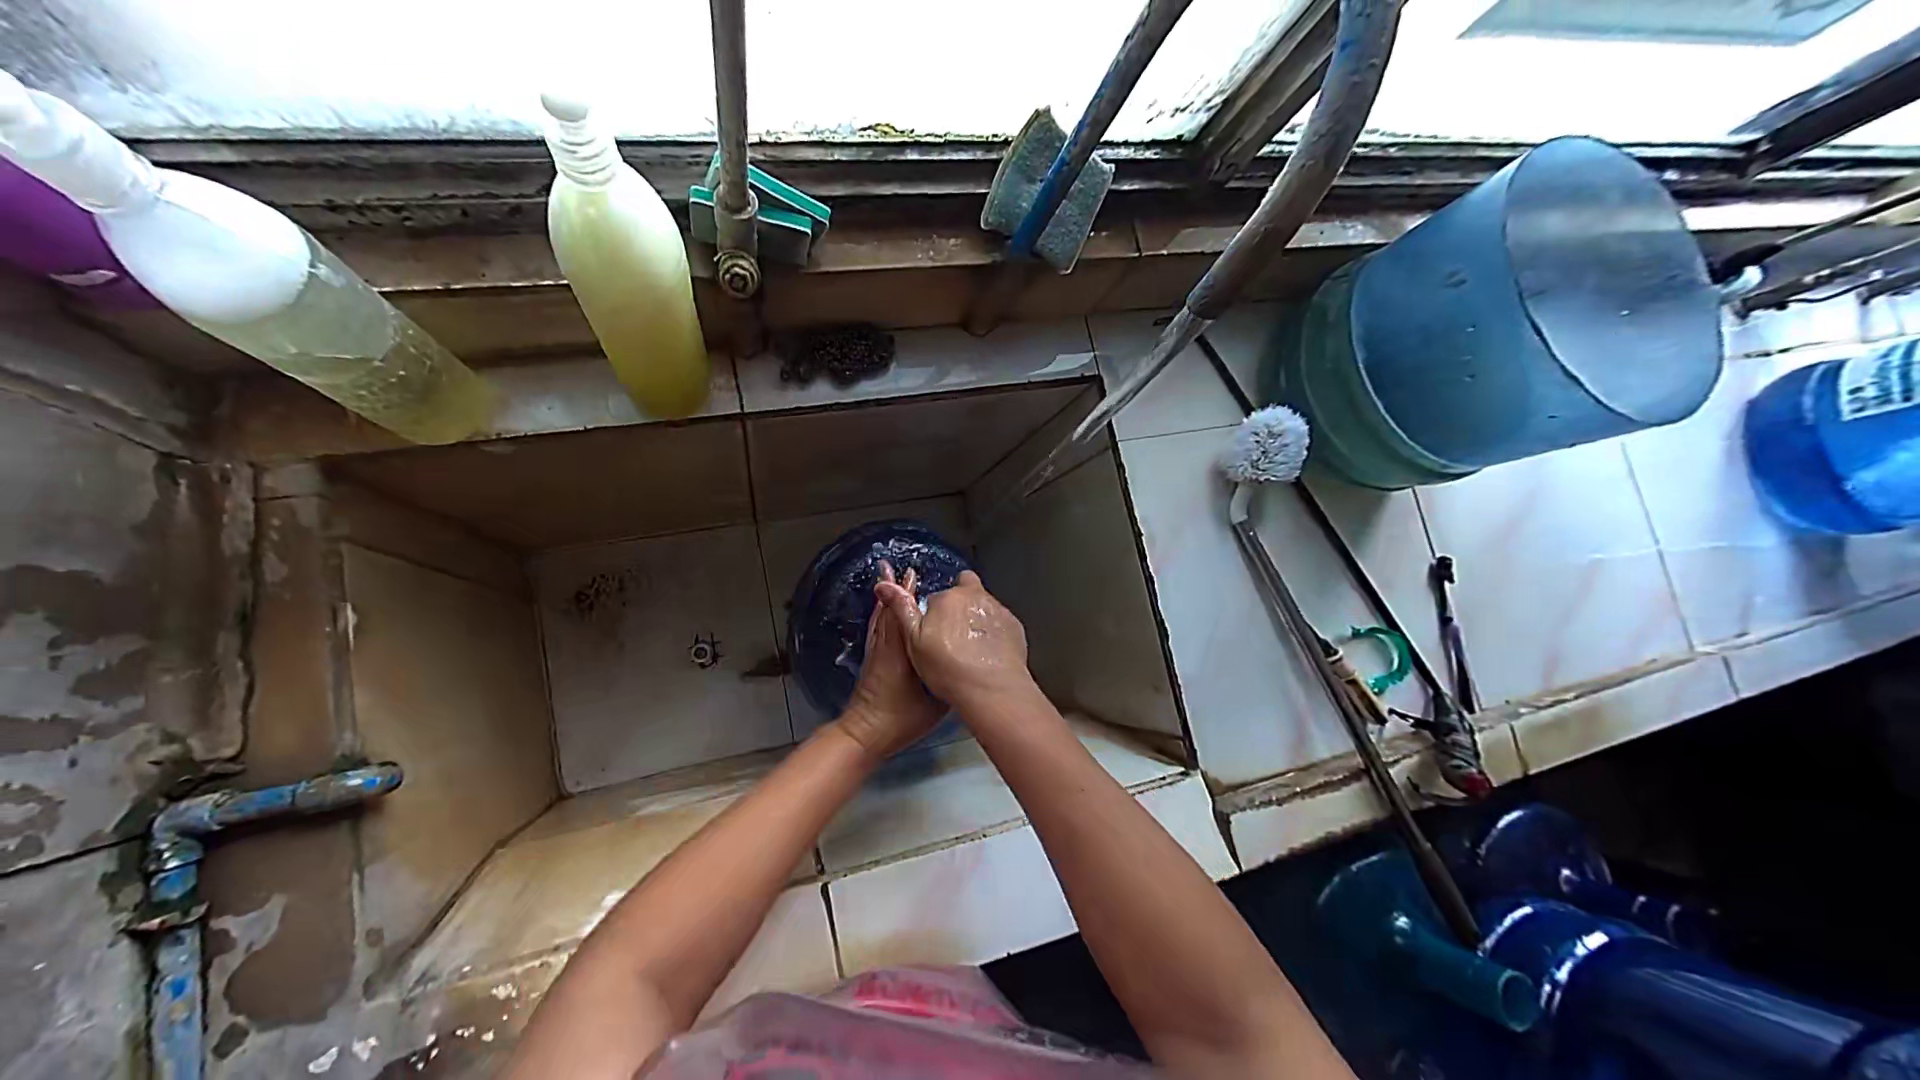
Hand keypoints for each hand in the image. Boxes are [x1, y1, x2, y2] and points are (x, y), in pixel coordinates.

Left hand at [836, 562, 943, 761]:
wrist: (865, 735)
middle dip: (899, 589)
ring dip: (889, 599)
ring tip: (892, 580)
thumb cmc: (899, 718)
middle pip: (891, 610)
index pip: (906, 614)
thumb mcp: (935, 699)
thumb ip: (949, 678)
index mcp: (903, 650)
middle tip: (904, 570)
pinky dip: (881, 616)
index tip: (913, 575)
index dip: (909, 594)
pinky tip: (884, 613)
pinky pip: (877, 630)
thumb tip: (965, 665)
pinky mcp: (872, 661)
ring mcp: (877, 652)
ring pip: (882, 618)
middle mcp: (887, 645)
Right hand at [873, 569, 1035, 711]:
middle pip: (965, 594)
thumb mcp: (914, 640)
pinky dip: (994, 634)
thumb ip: (901, 608)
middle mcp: (977, 597)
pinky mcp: (1014, 628)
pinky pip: (1000, 625)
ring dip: (977, 621)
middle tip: (952, 639)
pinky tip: (987, 656)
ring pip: (984, 609)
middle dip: (959, 610)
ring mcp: (999, 611)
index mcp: (950, 598)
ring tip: (970, 652)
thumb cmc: (951, 668)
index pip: (940, 595)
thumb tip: (884, 586)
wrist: (991, 690)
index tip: (934, 631)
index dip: (935, 612)